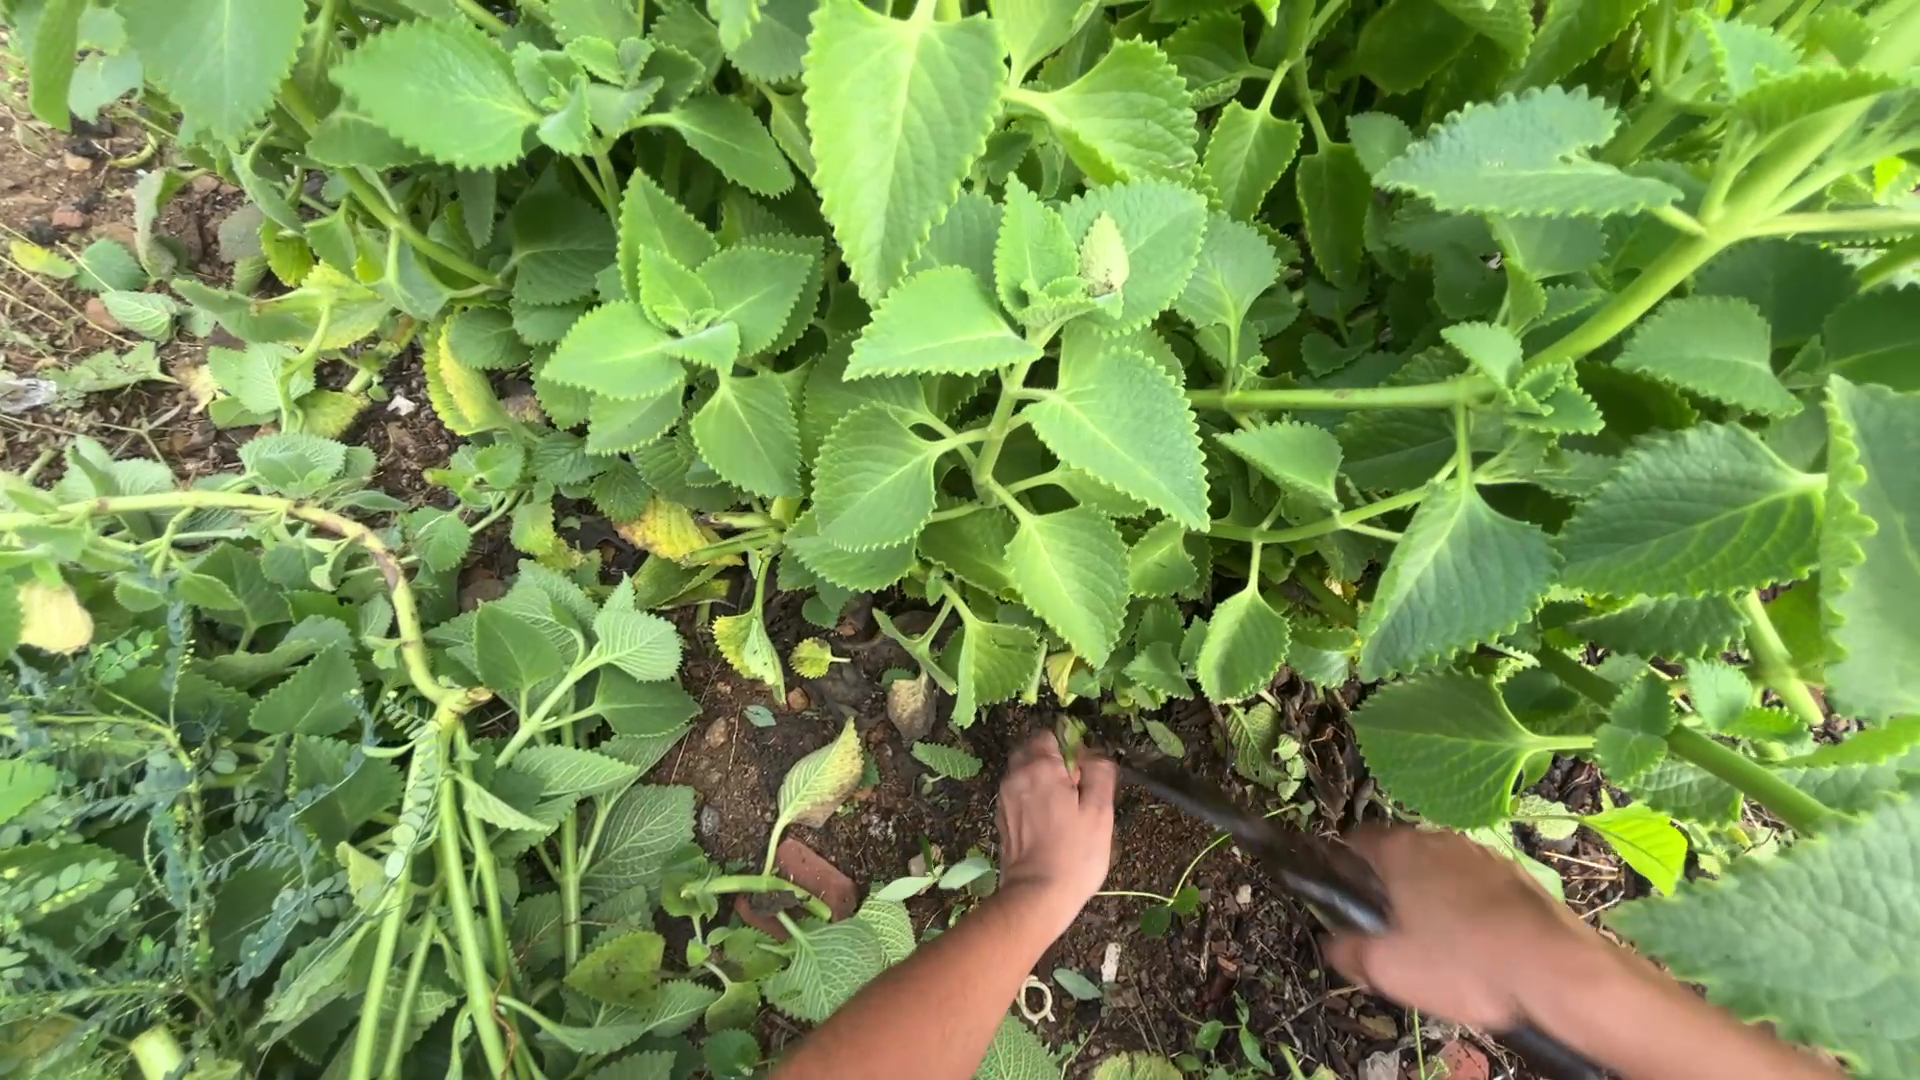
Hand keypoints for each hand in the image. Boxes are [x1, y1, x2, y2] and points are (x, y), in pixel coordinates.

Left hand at [993, 733, 1116, 939]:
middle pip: (1032, 749)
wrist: (1037, 895)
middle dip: (1052, 761)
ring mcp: (1004, 795)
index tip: (1082, 775)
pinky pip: (1017, 791)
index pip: (1049, 735)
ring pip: (1023, 770)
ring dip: (1041, 778)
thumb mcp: (1100, 812)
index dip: (1069, 749)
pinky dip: (1031, 795)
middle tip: (1074, 791)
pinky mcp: (1001, 815)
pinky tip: (1047, 822)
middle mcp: (1016, 774)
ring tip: (1062, 809)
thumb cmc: (1074, 854)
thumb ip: (1100, 772)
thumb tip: (1094, 754)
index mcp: (1040, 767)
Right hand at [1323, 827, 1605, 1030]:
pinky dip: (1472, 904)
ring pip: (1440, 866)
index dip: (1344, 865)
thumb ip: (1348, 952)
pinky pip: (1478, 883)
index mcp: (1397, 849)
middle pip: (1398, 852)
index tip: (1349, 896)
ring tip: (1442, 940)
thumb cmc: (1463, 964)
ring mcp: (1481, 854)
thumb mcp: (1390, 970)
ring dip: (1433, 892)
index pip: (1354, 838)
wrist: (1563, 975)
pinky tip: (1483, 943)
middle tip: (1393, 926)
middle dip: (1391, 882)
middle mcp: (1435, 838)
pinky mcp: (1519, 875)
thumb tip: (1331, 944)